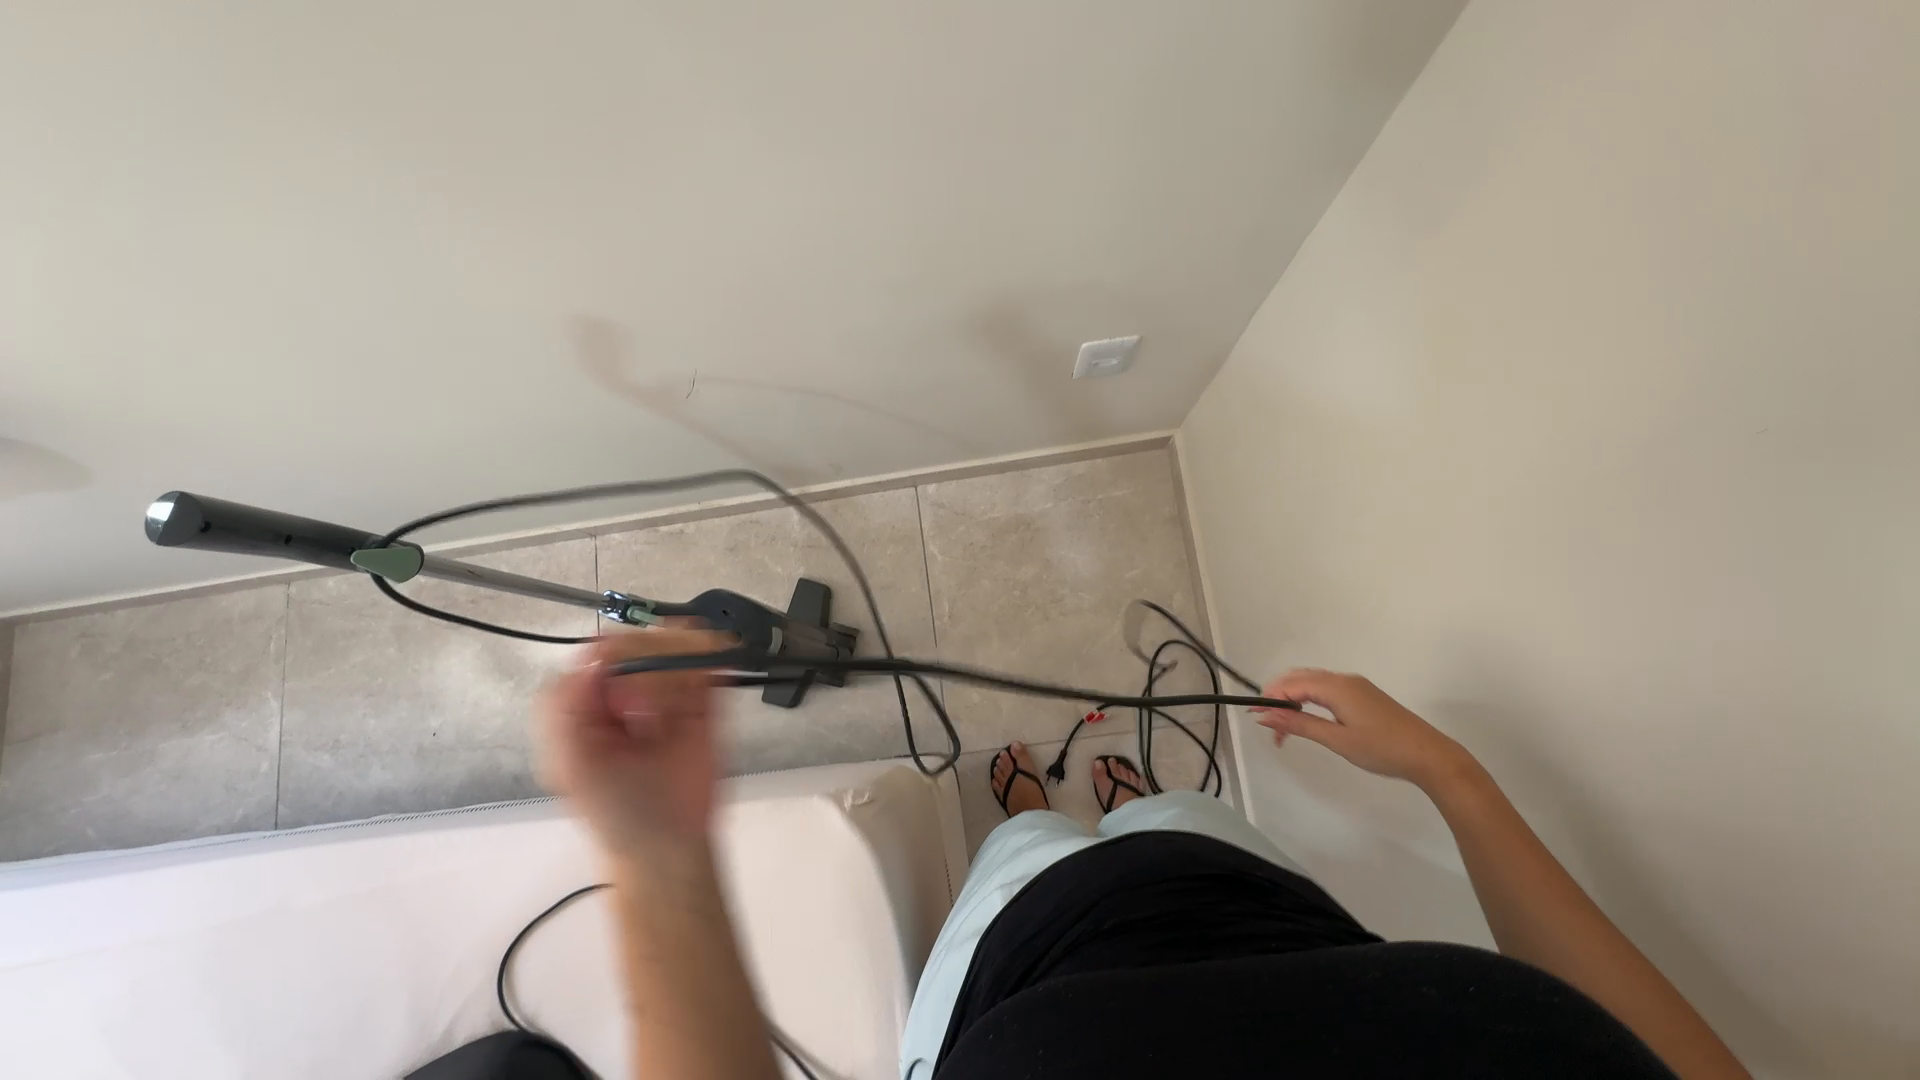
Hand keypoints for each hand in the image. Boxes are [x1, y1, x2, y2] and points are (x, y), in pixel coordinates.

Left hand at [537, 627, 728, 858]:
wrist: (669, 846)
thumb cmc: (615, 814)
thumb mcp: (570, 764)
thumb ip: (565, 708)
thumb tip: (594, 655)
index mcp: (587, 705)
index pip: (598, 654)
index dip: (614, 657)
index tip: (627, 687)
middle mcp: (626, 695)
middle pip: (641, 644)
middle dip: (650, 665)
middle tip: (652, 713)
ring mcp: (667, 698)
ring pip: (676, 650)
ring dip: (682, 662)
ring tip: (680, 707)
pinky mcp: (702, 707)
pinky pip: (708, 669)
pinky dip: (711, 659)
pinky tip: (713, 661)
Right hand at [1253, 669, 1472, 789]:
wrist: (1430, 756)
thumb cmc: (1382, 749)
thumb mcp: (1337, 740)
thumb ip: (1299, 724)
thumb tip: (1265, 716)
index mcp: (1336, 687)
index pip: (1291, 685)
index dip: (1269, 698)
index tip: (1256, 718)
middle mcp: (1343, 679)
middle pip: (1299, 678)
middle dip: (1278, 698)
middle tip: (1269, 726)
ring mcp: (1355, 685)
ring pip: (1312, 682)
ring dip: (1293, 700)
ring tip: (1285, 728)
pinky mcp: (1363, 695)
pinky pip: (1326, 688)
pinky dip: (1309, 700)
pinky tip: (1308, 719)